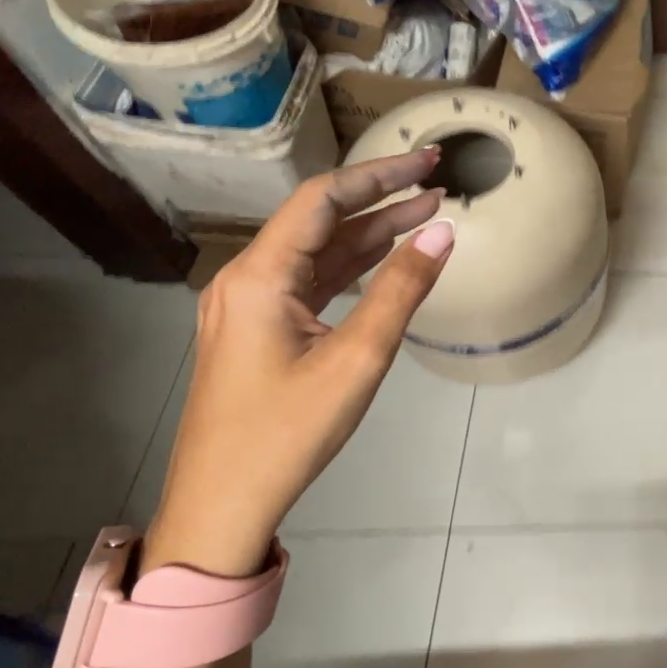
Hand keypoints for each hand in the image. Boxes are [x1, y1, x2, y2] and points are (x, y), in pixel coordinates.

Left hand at [145, 151, 454, 576]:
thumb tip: (444, 231)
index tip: (430, 163)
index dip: (380, 174)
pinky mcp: (260, 329)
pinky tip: (390, 256)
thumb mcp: (357, 359)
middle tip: (438, 177)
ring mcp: (250, 305)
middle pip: (320, 218)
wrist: (222, 505)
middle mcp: (247, 279)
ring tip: (429, 212)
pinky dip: (355, 263)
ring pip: (320, 250)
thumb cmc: (289, 432)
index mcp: (260, 277)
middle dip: (381, 195)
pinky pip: (314, 280)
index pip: (323, 200)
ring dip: (373, 230)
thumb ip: (402, 289)